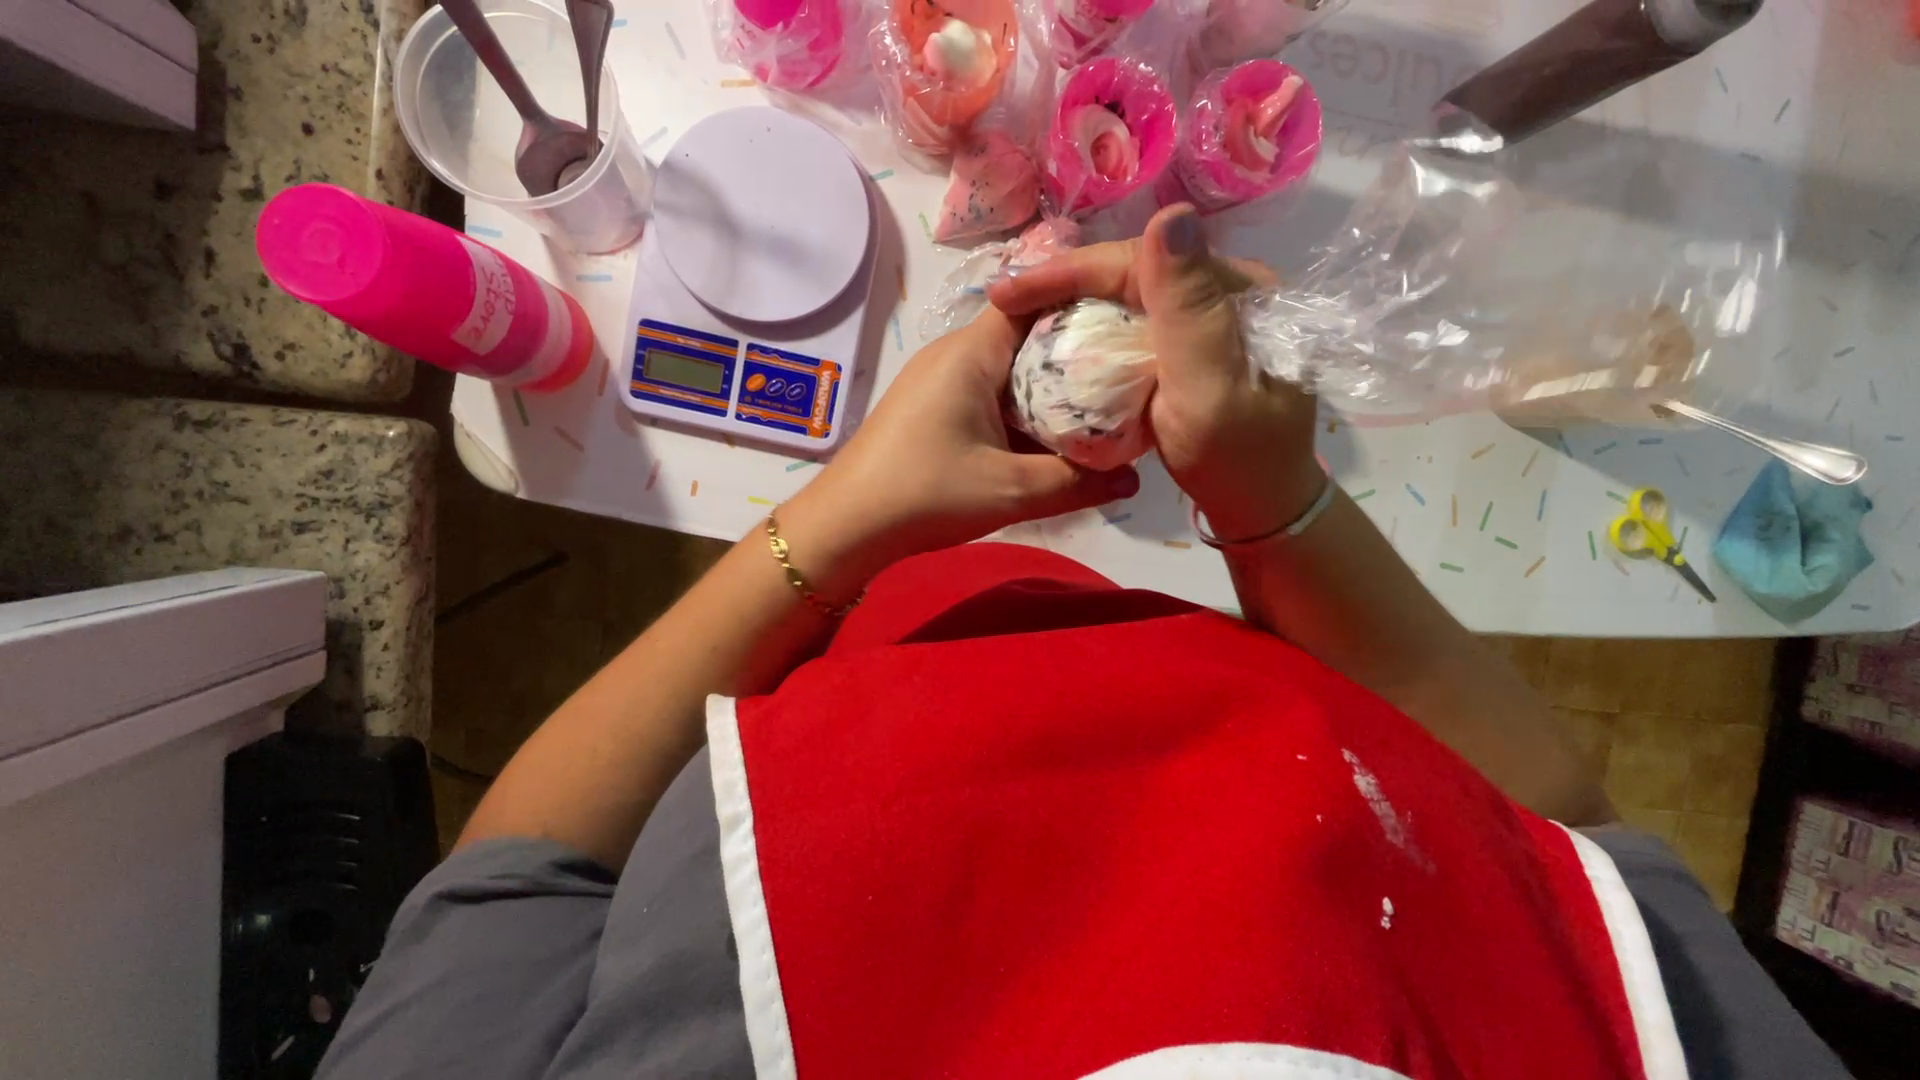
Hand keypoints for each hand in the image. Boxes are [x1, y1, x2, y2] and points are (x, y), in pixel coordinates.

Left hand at [777, 307, 1140, 601]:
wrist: (847, 525)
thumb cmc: (926, 495)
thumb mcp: (1011, 491)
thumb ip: (1077, 483)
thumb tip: (1134, 477)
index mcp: (972, 352)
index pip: (1035, 298)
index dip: (1083, 303)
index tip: (1126, 323)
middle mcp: (955, 353)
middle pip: (1026, 334)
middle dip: (1074, 353)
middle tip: (1125, 374)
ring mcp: (939, 380)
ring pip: (1008, 368)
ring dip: (1047, 387)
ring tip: (1098, 408)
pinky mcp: (932, 407)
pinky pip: (988, 393)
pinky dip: (1019, 408)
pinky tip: (1048, 437)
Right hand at [989, 204, 1321, 540]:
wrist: (1262, 507)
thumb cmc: (1235, 458)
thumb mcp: (1211, 387)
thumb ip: (1189, 308)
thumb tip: (1169, 216)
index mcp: (1237, 288)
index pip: (1139, 258)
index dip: (1069, 270)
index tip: (1007, 292)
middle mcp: (1225, 290)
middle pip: (1130, 269)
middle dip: (1063, 281)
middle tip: (1004, 297)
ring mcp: (1208, 318)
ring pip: (1127, 292)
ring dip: (1072, 299)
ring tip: (1020, 310)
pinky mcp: (1192, 346)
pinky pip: (1131, 320)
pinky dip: (1091, 326)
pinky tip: (1059, 333)